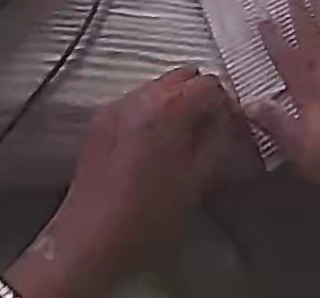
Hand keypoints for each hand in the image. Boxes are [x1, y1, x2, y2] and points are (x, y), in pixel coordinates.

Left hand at [7, 68, 250, 296]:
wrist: (89, 243)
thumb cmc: (148, 215)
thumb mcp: (197, 180)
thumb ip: (219, 141)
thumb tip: (230, 122)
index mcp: (170, 106)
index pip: (210, 83)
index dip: (225, 102)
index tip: (228, 123)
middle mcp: (143, 95)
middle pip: (183, 75)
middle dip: (199, 95)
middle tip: (206, 126)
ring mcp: (118, 104)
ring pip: (158, 85)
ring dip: (174, 101)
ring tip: (178, 136)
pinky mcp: (101, 119)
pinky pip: (136, 100)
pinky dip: (150, 111)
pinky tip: (151, 143)